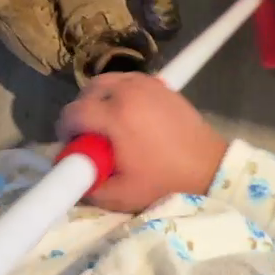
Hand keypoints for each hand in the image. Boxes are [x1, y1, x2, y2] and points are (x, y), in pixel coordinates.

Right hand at [58, 73, 227, 211]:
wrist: (209, 168)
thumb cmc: (165, 182)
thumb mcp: (120, 194)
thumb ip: (87, 184)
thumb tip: (67, 172)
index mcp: (115, 116)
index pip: (73, 112)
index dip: (65, 129)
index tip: (70, 145)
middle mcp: (128, 92)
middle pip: (87, 90)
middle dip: (81, 111)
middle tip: (88, 135)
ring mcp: (145, 83)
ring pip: (107, 81)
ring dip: (98, 99)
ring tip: (105, 123)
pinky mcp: (160, 83)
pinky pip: (127, 80)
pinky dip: (119, 92)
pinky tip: (126, 113)